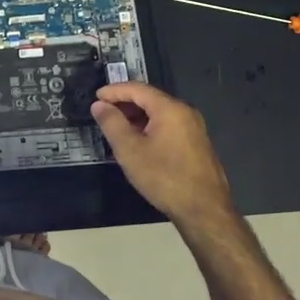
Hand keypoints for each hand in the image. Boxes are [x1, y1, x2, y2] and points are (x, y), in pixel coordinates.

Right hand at [91, 82, 236, 228]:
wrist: (204, 210)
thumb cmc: (163, 177)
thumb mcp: (129, 149)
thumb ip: (112, 123)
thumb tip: (99, 105)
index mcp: (170, 109)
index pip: (137, 89)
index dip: (114, 90)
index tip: (95, 98)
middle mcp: (186, 113)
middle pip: (150, 98)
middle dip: (125, 103)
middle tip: (103, 113)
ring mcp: (194, 129)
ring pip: (160, 113)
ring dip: (136, 116)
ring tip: (116, 128)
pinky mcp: (197, 144)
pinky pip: (169, 126)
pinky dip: (150, 127)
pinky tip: (139, 142)